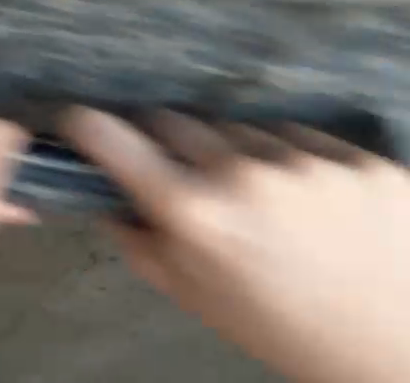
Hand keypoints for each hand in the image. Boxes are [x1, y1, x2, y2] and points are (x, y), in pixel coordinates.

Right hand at [63, 108, 409, 382]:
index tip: (80, 129)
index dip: (81, 126)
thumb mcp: (186, 289)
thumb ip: (131, 232)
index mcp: (190, 209)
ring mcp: (311, 166)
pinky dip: (294, 159)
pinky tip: (312, 198)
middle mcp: (242, 174)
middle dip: (166, 144)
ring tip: (263, 194)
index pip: (99, 130)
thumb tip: (97, 187)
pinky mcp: (368, 165)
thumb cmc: (281, 328)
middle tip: (185, 175)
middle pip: (168, 120)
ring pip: (238, 129)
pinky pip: (301, 138)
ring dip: (234, 151)